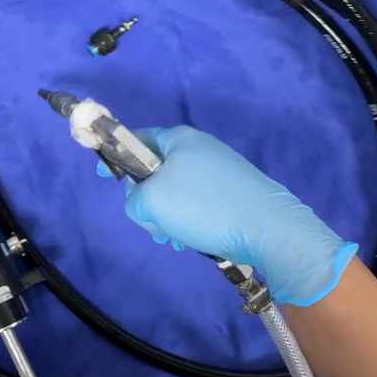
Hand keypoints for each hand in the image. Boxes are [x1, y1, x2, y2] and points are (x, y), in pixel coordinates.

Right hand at [106, 125, 355, 306]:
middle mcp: (200, 147)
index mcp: (178, 139)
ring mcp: (220, 169)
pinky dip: (190, 219)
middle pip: (155, 170)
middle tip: (153, 223)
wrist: (270, 230)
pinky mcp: (235, 191)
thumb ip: (132, 199)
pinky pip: (198, 202)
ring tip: (177, 236)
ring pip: (176, 191)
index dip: (116, 157)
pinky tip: (195, 238)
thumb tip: (143, 204)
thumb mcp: (151, 201)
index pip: (135, 139)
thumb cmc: (204, 206)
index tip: (106, 179)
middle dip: (147, 199)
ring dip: (168, 215)